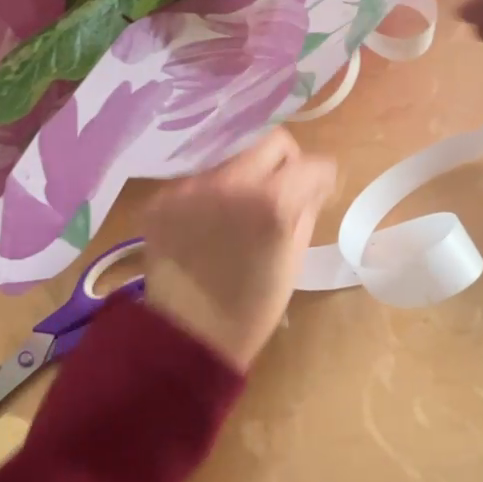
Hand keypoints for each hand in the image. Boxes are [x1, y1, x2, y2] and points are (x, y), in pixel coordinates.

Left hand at [141, 130, 336, 370]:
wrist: (188, 336)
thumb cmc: (251, 308)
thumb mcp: (294, 260)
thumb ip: (306, 210)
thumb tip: (311, 184)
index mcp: (272, 201)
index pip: (312, 164)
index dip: (320, 179)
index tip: (317, 192)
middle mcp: (229, 181)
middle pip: (271, 144)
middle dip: (283, 166)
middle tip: (278, 197)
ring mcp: (190, 187)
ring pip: (231, 162)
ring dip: (241, 182)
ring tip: (234, 223)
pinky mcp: (161, 199)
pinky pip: (197, 183)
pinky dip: (207, 199)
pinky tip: (204, 232)